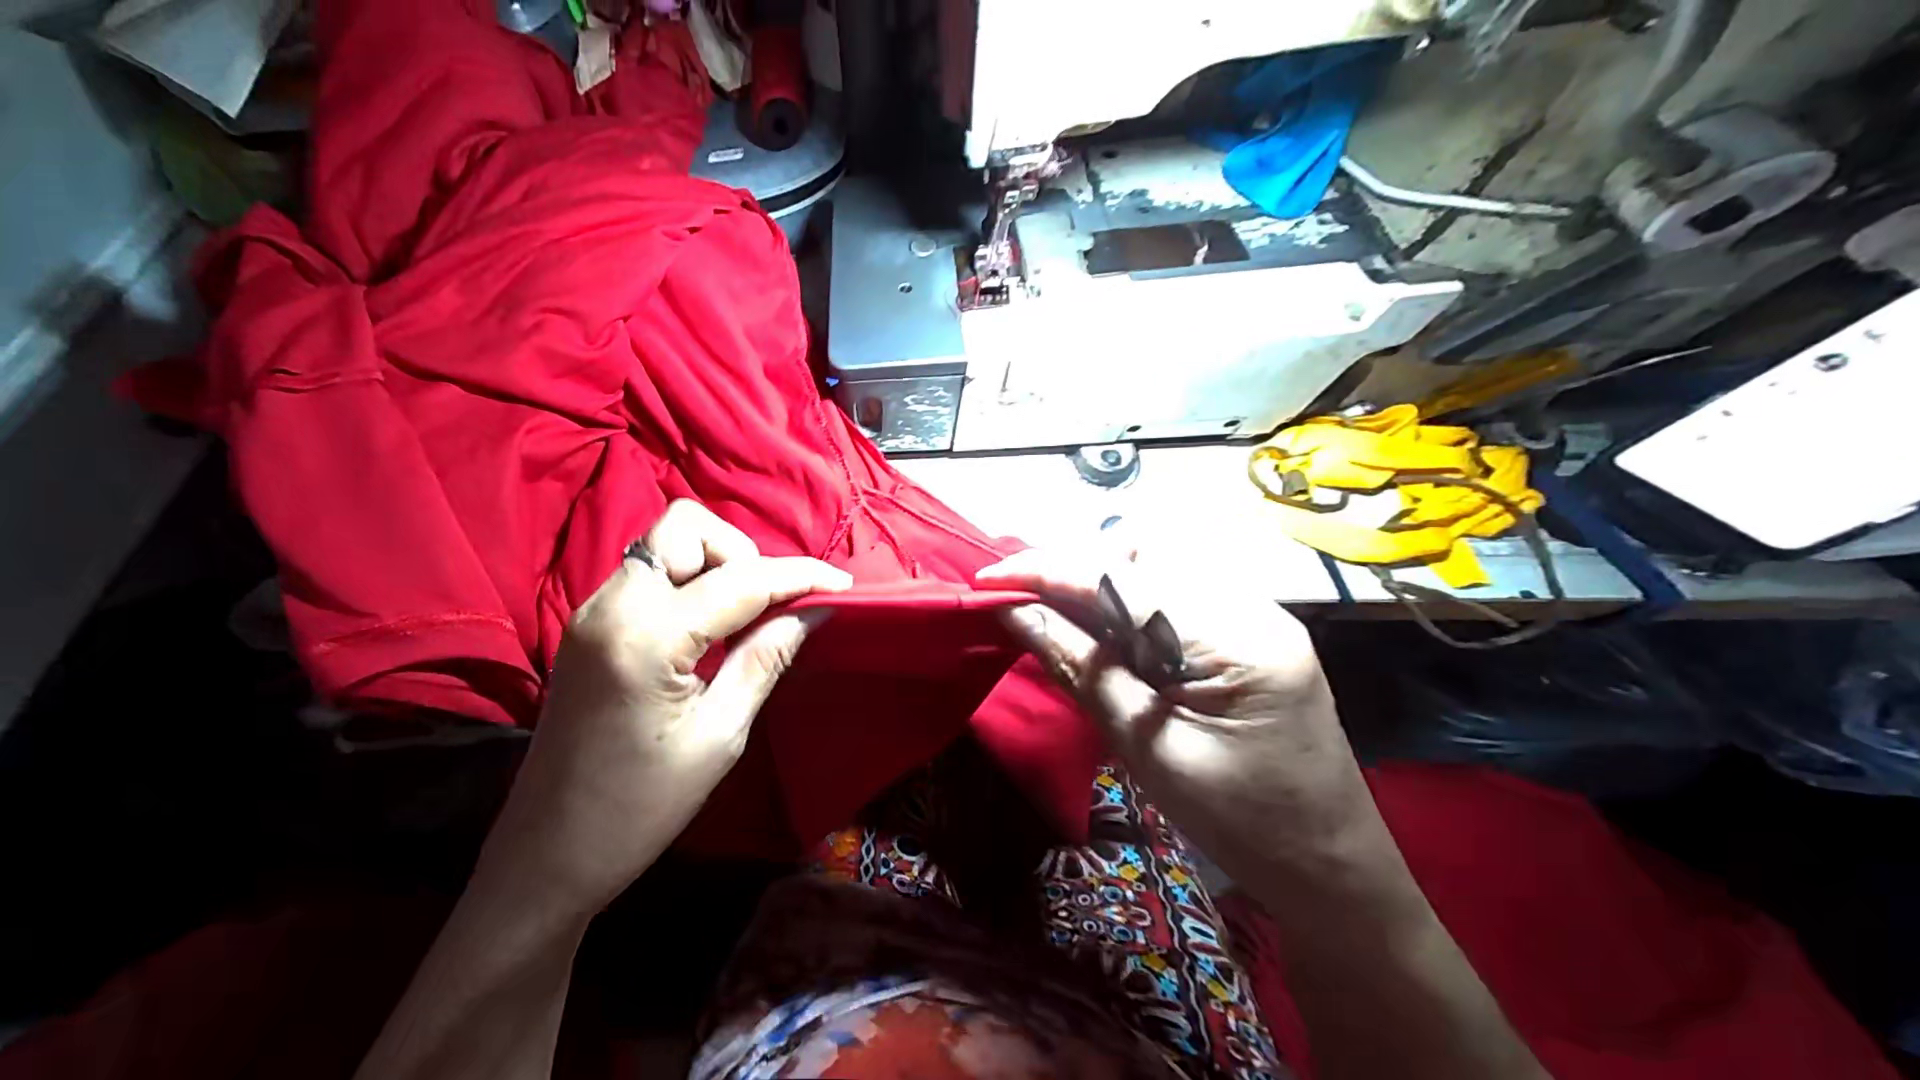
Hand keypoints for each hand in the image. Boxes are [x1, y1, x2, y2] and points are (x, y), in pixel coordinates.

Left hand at [485, 500, 850, 911]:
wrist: (546, 858)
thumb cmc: (641, 809)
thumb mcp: (720, 734)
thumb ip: (766, 657)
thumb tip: (815, 612)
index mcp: (645, 636)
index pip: (739, 579)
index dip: (799, 577)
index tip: (844, 586)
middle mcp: (611, 605)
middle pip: (686, 527)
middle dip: (742, 554)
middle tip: (770, 607)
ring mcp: (592, 612)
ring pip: (665, 543)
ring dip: (715, 563)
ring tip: (745, 617)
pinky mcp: (589, 627)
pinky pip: (649, 574)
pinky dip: (690, 582)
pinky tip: (711, 626)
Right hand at [975, 547, 1375, 876]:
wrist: (1331, 867)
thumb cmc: (1241, 825)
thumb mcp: (1147, 748)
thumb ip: (1082, 668)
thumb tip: (1016, 612)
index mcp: (1240, 640)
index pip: (1125, 581)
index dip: (1050, 571)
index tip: (990, 578)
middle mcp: (1255, 607)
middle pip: (1142, 562)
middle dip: (1070, 573)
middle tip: (1015, 599)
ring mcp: (1260, 614)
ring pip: (1157, 573)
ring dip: (1095, 587)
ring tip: (1049, 612)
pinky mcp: (1254, 630)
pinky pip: (1178, 597)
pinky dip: (1128, 606)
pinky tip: (1102, 631)